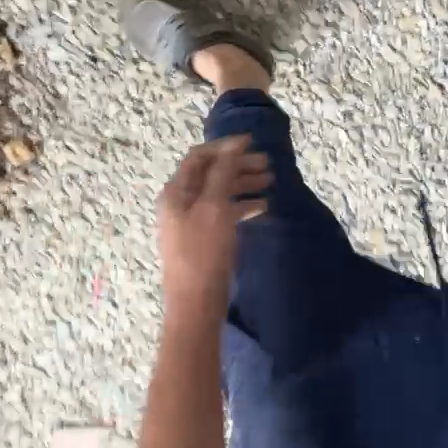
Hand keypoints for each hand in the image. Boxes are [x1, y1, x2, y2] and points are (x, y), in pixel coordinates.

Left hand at [156, 136, 271, 321]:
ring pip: (220, 191)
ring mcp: (192, 220)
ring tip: (271, 182)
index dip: (225, 147)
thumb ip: (222, 173)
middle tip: (267, 164)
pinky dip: (243, 205)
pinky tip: (263, 206)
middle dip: (239, 165)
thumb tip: (232, 147)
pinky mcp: (205, 237)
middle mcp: (181, 202)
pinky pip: (224, 212)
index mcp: (176, 192)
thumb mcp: (214, 207)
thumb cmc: (203, 252)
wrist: (196, 304)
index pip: (199, 156)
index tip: (251, 143)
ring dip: (244, 183)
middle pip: (212, 173)